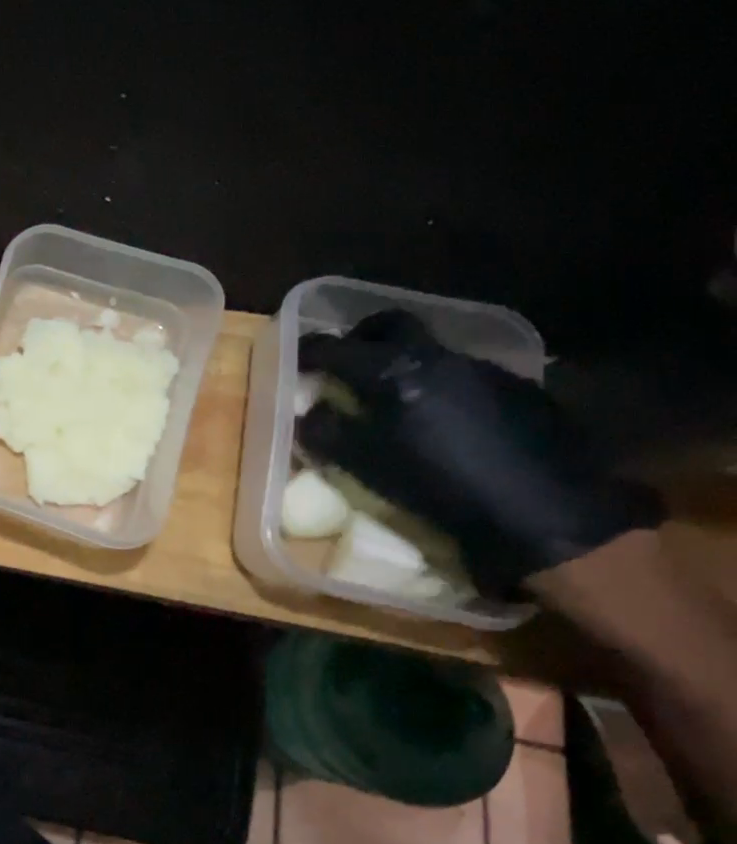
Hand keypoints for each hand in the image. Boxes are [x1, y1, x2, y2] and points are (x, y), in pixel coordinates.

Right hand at [297, 309, 663, 596]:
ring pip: (431, 350)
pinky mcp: (521, 390)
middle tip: (348, 361)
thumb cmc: (441, 491)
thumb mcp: (366, 468)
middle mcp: (439, 359)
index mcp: (394, 373)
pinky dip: (443, 387)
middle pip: (392, 325)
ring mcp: (485, 371)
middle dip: (362, 337)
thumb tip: (309, 412)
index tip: (295, 362)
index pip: (335, 347)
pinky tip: (446, 421)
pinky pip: (466, 375)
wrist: (549, 518)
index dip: (308, 351)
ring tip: (398, 399)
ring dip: (406, 365)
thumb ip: (328, 433)